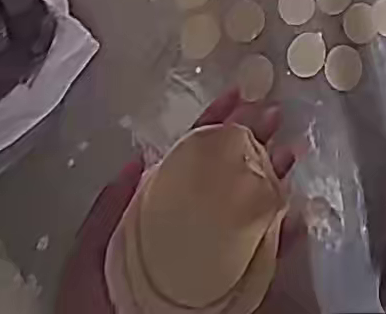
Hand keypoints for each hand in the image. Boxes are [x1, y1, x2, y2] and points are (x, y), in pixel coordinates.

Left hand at [55, 89, 301, 313]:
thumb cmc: (98, 310)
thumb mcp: (87, 264)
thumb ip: (108, 212)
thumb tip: (140, 155)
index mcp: (163, 208)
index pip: (191, 154)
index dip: (215, 120)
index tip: (239, 93)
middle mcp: (196, 221)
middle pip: (230, 168)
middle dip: (255, 136)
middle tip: (276, 113)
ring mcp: (219, 249)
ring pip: (254, 201)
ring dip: (275, 175)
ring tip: (291, 154)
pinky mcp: (238, 283)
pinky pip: (267, 254)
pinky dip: (286, 234)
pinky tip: (298, 216)